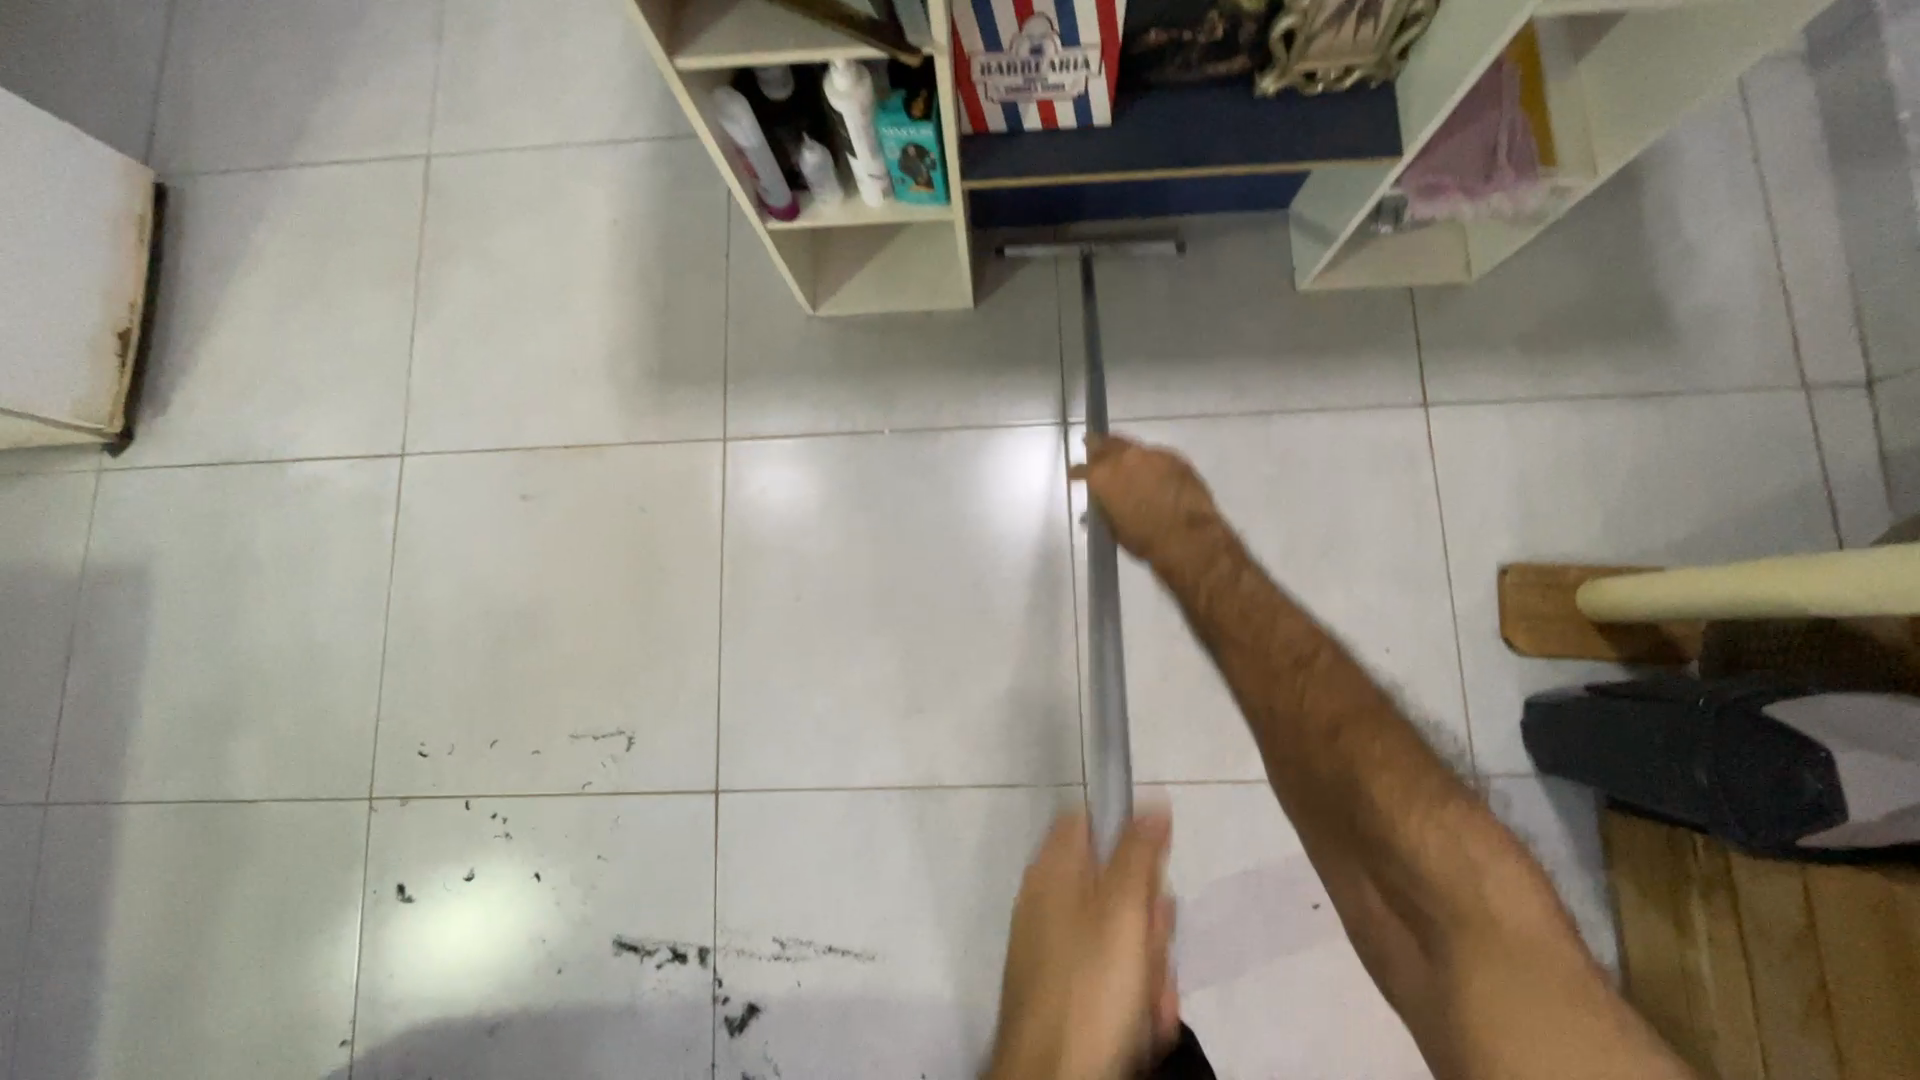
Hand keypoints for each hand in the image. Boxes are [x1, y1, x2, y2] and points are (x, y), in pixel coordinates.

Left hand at [985, 809, 1179, 1079]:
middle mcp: (1048, 901)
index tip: (1153, 868)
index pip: (1088, 821)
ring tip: (1146, 1000)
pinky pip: (1112, 976)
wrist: (1053, 1076)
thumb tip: (1153, 801)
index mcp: (1053, 870)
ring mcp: (1054, 947)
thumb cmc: (1088, 986)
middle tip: (1151, 948)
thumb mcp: (1122, 910)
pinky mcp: (1064, 990)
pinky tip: (1140, 1022)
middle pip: (1114, 885)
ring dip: (1148, 967)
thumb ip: (1139, 852)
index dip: (1127, 836)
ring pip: (1122, 936)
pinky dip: (1133, 997)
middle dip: (1148, 920)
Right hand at [1069, 436, 1218, 565]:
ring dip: (1127, 456)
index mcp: (1102, 476)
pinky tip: (1155, 475)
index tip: (1074, 474)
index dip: (1077, 472)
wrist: (1188, 538)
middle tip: (1093, 446)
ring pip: (1133, 448)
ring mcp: (1151, 454)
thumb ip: (1105, 505)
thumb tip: (1102, 499)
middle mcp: (1124, 458)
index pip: (1082, 468)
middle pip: (1106, 443)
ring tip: (1127, 464)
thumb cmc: (1144, 540)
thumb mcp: (1113, 526)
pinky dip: (1151, 464)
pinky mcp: (1175, 457)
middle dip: (1098, 446)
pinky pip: (1156, 456)